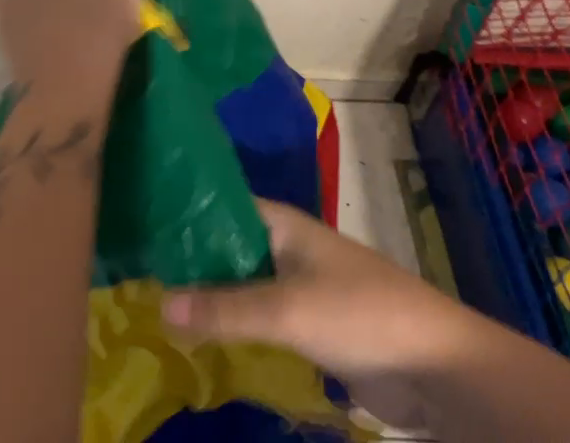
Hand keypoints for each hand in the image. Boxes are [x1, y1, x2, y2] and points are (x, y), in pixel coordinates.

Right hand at [160, 199, 468, 428]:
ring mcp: (297, 286)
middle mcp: (286, 248)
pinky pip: (257, 318)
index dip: (182, 213)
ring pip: (240, 284)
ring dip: (205, 296)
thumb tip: (156, 304)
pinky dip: (229, 324)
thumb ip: (223, 309)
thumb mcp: (286, 309)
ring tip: (151, 303)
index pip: (220, 204)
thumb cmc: (361, 314)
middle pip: (225, 247)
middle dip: (186, 260)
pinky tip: (195, 337)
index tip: (137, 225)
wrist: (436, 365)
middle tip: (133, 271)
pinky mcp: (307, 324)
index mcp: (282, 224)